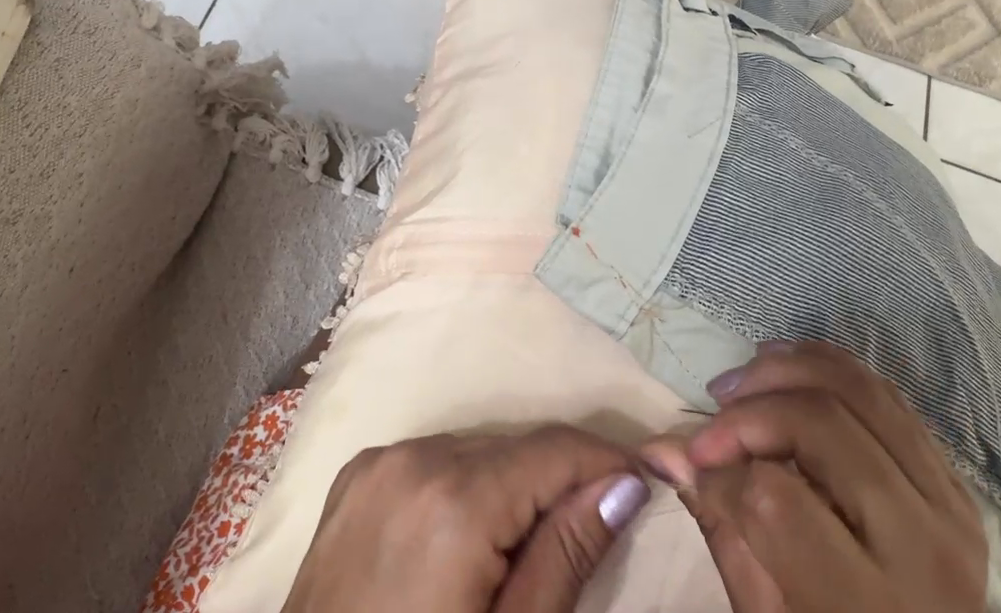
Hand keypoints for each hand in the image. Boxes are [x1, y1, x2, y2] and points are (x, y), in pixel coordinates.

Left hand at [283, 425, 650, 612]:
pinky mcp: (355, 477)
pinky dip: (464, 483)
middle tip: (591, 529)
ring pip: (476, 449)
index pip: (556, 448)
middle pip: (516, 447)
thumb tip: (625, 485)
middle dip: (561, 478)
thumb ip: (567, 554)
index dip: (608, 461)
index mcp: (455, 497)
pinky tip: (469, 536)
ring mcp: (377, 464)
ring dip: (512, 481)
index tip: (646, 484)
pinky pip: (432, 460)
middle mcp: (413, 458)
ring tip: (526, 544)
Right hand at [642, 342, 986, 612]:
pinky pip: (890, 398)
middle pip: (823, 425)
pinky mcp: (953, 482)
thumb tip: (661, 449)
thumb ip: (720, 527)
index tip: (691, 464)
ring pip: (862, 391)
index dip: (722, 469)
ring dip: (788, 371)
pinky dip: (830, 370)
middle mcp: (921, 543)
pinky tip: (784, 370)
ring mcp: (947, 505)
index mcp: (863, 600)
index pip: (776, 498)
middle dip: (750, 412)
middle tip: (709, 425)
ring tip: (737, 387)